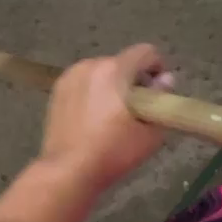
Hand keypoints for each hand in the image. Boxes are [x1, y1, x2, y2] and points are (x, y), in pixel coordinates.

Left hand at [38, 45, 171, 193]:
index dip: (158, 68)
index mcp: (116, 70)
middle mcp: (91, 65)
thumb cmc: (114, 151)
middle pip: (122, 63)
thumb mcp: (151, 132)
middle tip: (136, 109)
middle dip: (133, 80)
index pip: (146, 52)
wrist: (68, 170)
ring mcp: (71, 76)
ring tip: (111, 116)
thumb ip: (162, 101)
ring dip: (111, 86)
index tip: (157, 92)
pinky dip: (92, 93)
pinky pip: (84, 83)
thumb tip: (165, 81)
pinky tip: (92, 119)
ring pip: (101, 73)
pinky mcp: (57, 90)